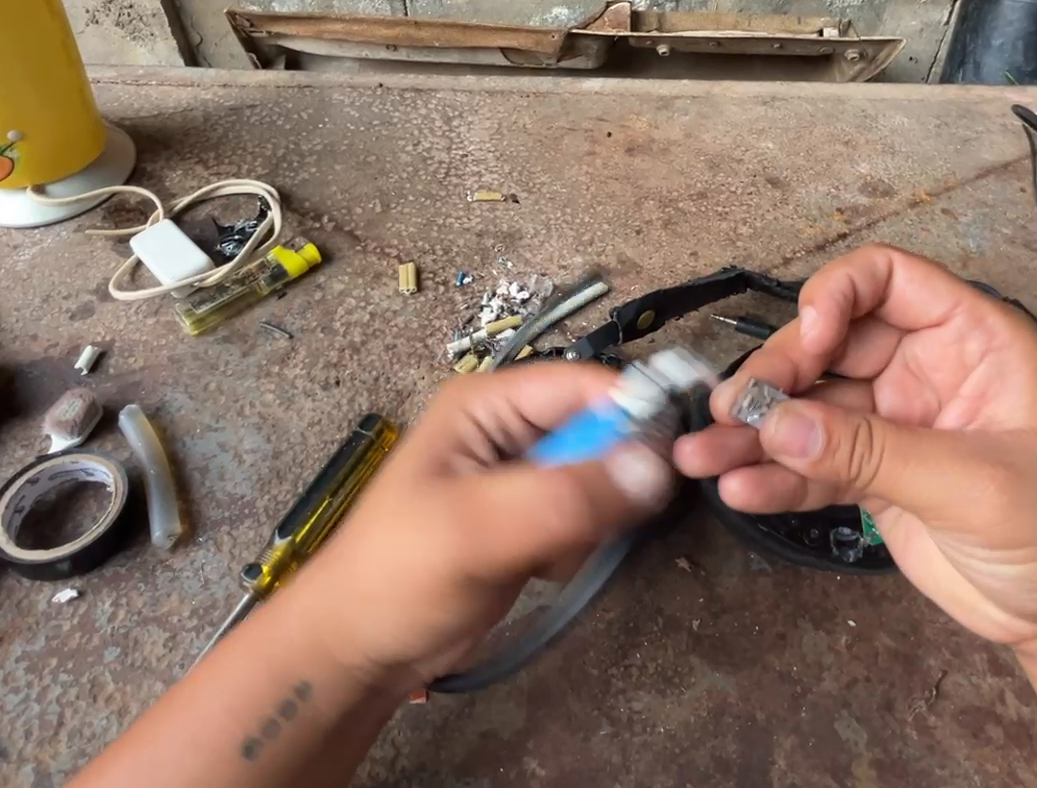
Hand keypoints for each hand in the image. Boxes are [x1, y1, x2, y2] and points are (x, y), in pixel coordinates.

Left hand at [279, 363, 674, 688]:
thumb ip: (566, 496)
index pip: (581, 385)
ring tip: (554, 553)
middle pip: (596, 428)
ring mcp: (521, 474)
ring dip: (594, 516)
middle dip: (609, 476)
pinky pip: (586, 514)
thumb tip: (656, 465)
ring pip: (598, 476)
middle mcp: (508, 427)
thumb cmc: (402, 573)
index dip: (631, 411)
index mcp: (487, 402)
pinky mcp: (531, 516)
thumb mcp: (477, 529)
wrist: (361, 650)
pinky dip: (581, 542)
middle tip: (599, 523)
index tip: (675, 456)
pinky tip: (545, 567)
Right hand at [674, 244, 1036, 662]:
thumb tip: (776, 425)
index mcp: (967, 338)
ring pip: (808, 408)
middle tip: (733, 410)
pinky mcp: (872, 474)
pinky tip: (740, 489)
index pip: (886, 278)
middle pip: (828, 345)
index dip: (837, 296)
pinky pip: (811, 463)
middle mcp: (920, 369)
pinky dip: (774, 476)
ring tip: (703, 455)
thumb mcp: (978, 484)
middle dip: (777, 375)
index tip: (808, 343)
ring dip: (755, 430)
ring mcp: (892, 423)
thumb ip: (873, 452)